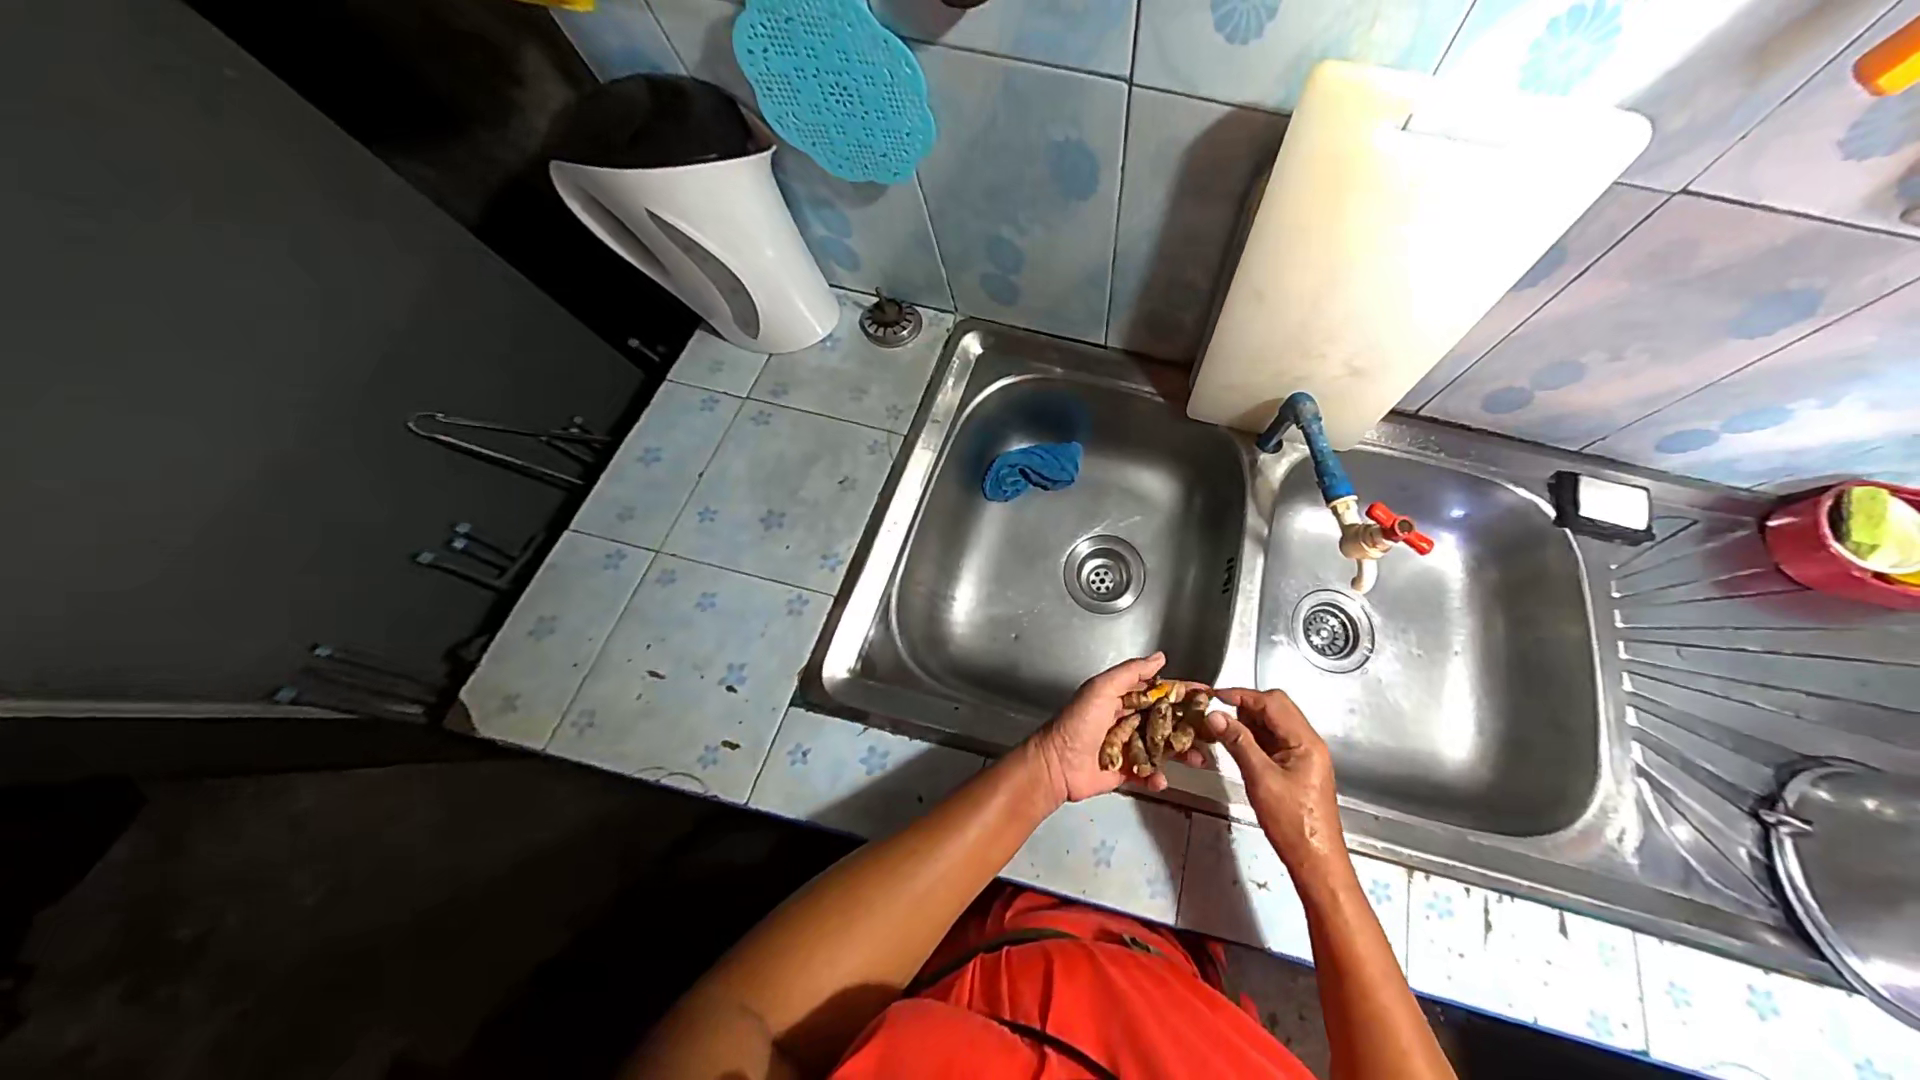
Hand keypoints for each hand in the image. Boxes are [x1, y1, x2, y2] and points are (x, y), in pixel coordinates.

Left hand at [1025, 652, 1202, 804]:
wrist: (1057, 764)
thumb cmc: (1076, 723)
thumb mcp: (1101, 689)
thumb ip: (1130, 673)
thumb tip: (1158, 658)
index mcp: (1122, 698)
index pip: (1159, 692)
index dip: (1182, 693)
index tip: (1206, 694)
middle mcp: (1128, 720)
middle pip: (1166, 721)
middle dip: (1190, 726)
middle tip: (1212, 731)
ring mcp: (1129, 746)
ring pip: (1163, 748)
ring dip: (1182, 754)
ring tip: (1197, 759)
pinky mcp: (1126, 772)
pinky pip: (1150, 774)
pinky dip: (1158, 777)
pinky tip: (1161, 778)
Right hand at [1204, 688, 1344, 873]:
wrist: (1315, 860)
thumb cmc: (1292, 823)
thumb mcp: (1260, 778)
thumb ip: (1238, 742)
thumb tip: (1215, 715)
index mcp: (1305, 741)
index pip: (1272, 702)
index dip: (1242, 695)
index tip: (1215, 696)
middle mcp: (1308, 743)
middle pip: (1275, 708)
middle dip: (1245, 706)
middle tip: (1217, 714)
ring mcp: (1304, 756)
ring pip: (1273, 724)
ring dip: (1248, 722)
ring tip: (1222, 730)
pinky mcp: (1297, 768)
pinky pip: (1273, 741)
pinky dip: (1254, 738)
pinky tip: (1237, 746)